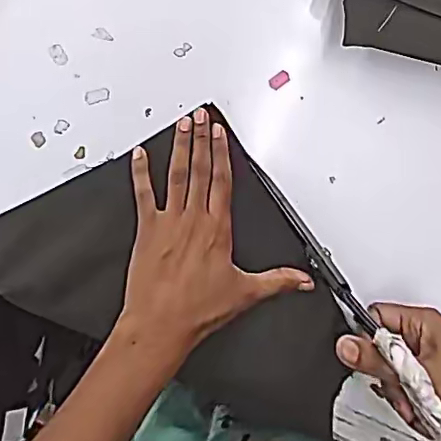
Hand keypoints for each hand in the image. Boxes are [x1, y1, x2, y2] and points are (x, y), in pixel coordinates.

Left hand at [116, 108, 313, 358]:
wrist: (159, 325)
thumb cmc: (197, 310)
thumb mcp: (245, 293)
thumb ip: (278, 281)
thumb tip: (302, 280)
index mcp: (217, 229)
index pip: (222, 180)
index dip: (221, 152)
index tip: (219, 132)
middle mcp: (193, 219)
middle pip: (200, 169)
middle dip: (201, 139)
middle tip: (201, 115)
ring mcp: (168, 221)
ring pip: (176, 175)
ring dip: (179, 147)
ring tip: (181, 125)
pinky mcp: (147, 230)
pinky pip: (143, 194)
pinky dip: (140, 173)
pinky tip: (139, 156)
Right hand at [336, 304, 440, 440]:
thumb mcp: (420, 379)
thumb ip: (378, 361)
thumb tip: (346, 345)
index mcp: (424, 322)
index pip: (374, 318)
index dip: (366, 341)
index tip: (366, 362)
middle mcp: (427, 338)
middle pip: (381, 349)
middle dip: (387, 377)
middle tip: (402, 389)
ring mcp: (432, 364)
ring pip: (393, 374)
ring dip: (401, 397)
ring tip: (420, 406)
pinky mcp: (436, 387)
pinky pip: (408, 393)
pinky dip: (412, 407)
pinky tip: (426, 415)